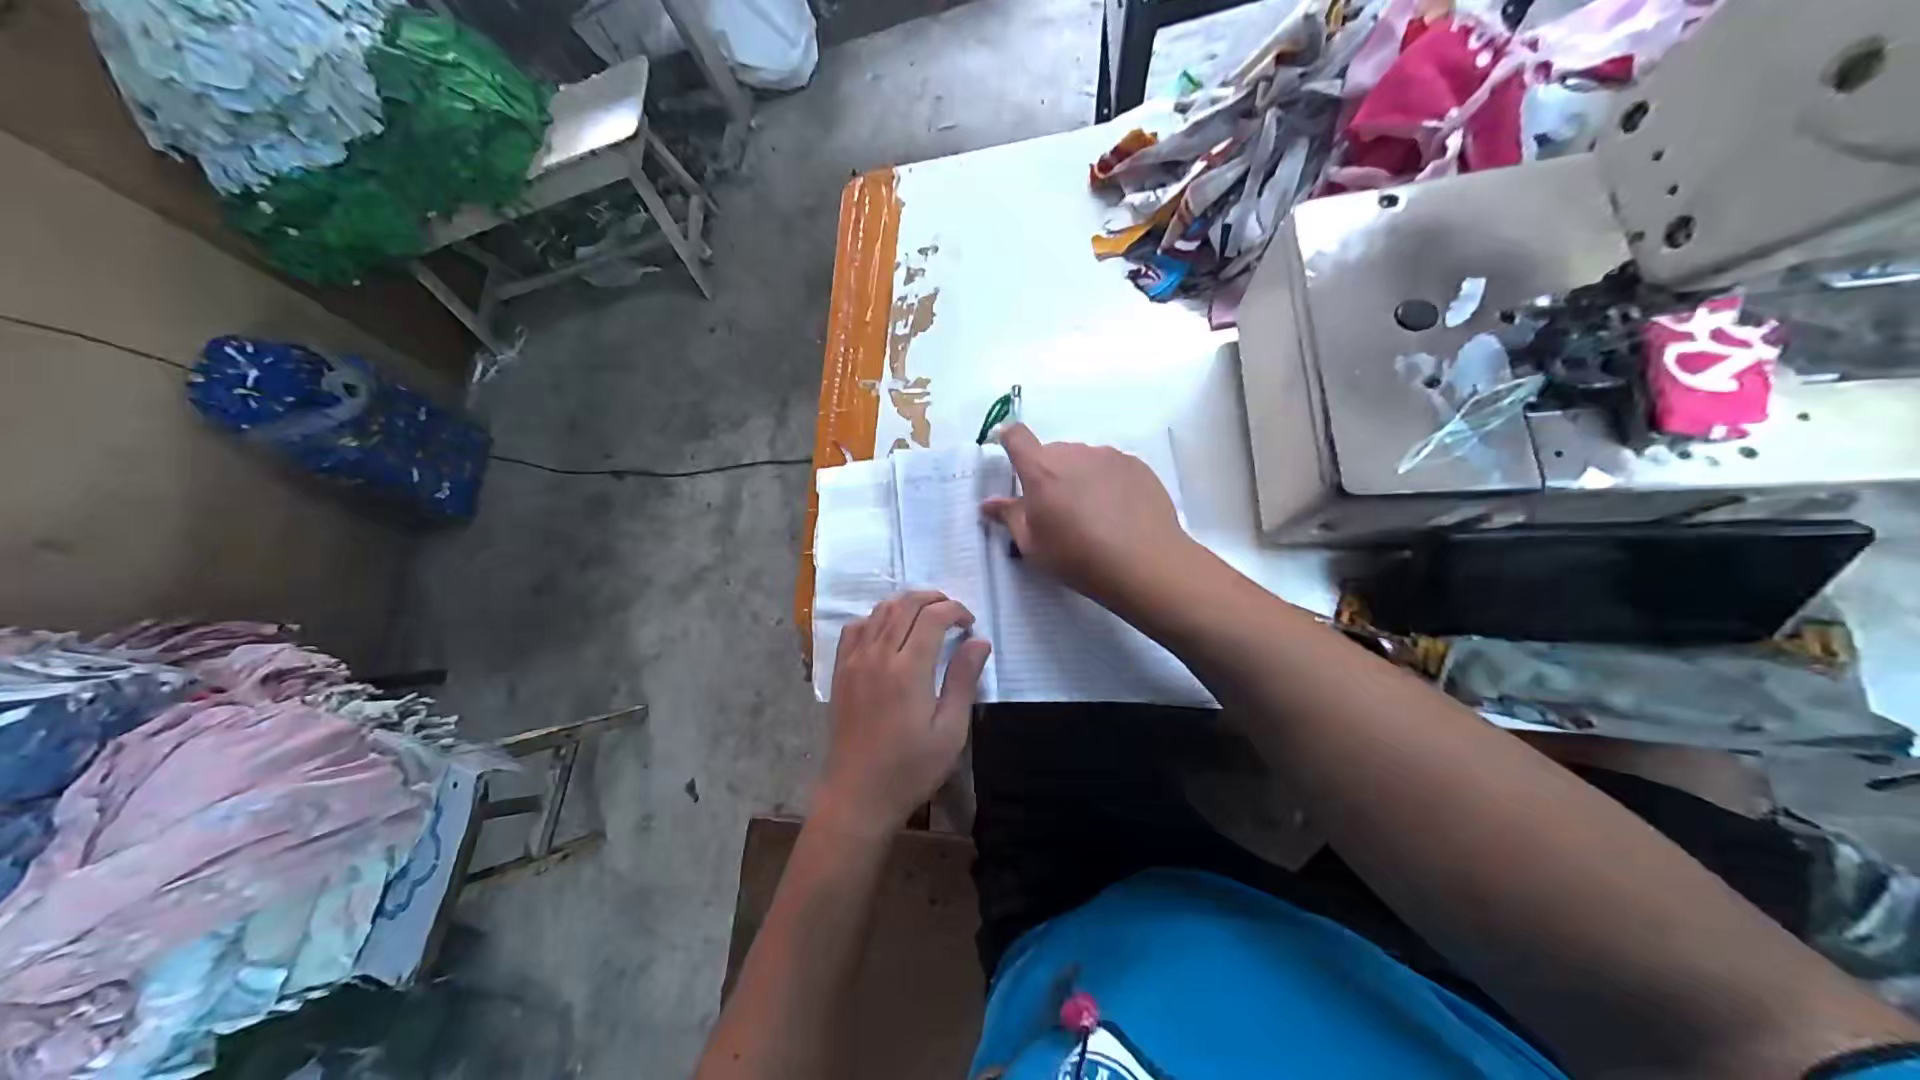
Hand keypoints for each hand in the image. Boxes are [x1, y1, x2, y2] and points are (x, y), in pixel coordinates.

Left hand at [818, 591, 990, 830]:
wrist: (857, 795)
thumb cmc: (910, 769)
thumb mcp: (950, 730)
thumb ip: (964, 680)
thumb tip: (979, 641)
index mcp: (909, 669)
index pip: (933, 616)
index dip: (956, 610)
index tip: (970, 625)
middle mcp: (878, 655)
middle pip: (906, 604)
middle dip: (934, 599)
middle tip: (953, 613)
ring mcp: (854, 661)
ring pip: (880, 611)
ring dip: (906, 604)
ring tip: (926, 618)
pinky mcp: (840, 671)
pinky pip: (855, 628)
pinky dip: (876, 618)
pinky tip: (889, 632)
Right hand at [982, 423, 1198, 604]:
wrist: (1144, 563)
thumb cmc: (1077, 557)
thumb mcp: (1033, 546)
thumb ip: (1010, 518)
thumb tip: (988, 504)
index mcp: (1041, 470)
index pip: (1016, 436)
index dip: (1009, 439)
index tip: (1009, 450)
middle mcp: (1074, 454)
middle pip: (1052, 453)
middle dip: (1048, 473)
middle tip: (1057, 509)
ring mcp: (1108, 456)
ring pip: (1084, 460)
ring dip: (1080, 477)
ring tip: (1093, 513)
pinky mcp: (1136, 465)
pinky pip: (1112, 467)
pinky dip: (1108, 482)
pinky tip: (1118, 512)